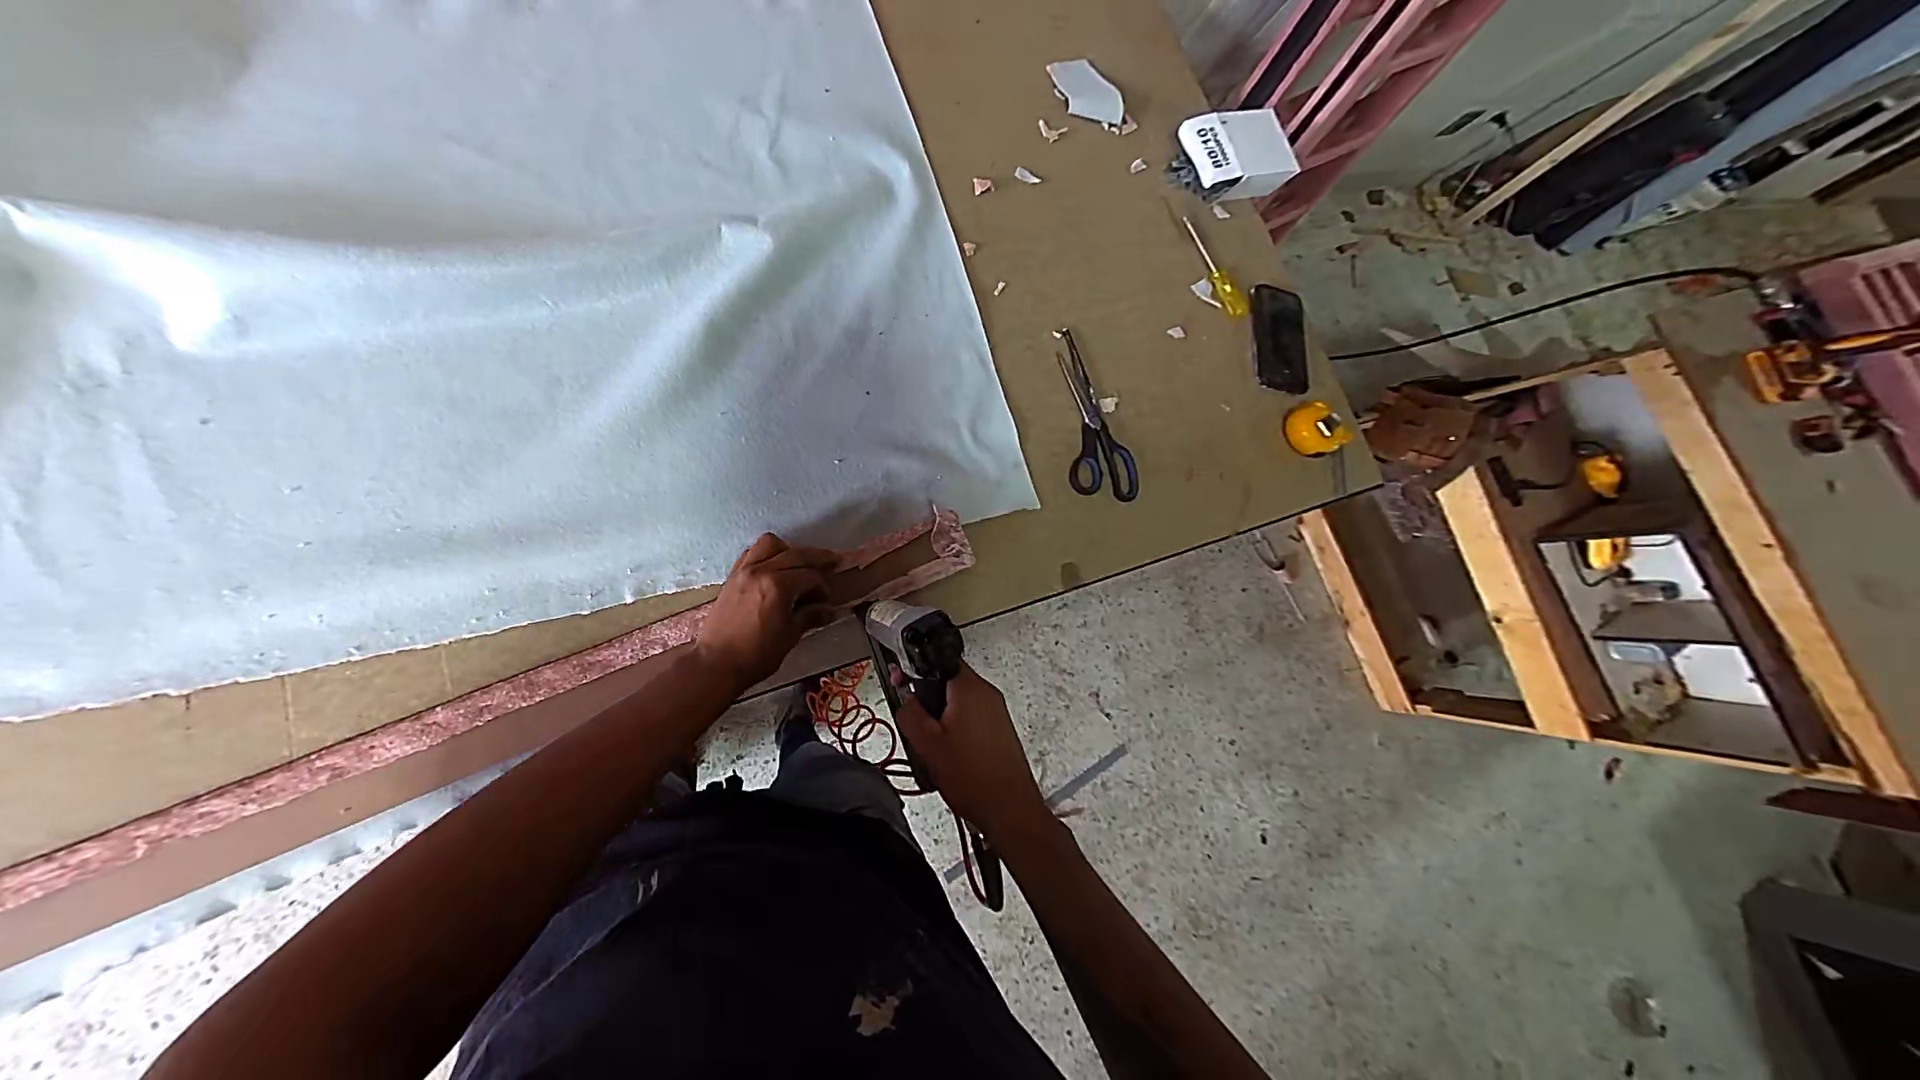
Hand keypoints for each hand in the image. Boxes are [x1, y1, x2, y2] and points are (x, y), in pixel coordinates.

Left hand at [694, 533, 838, 691]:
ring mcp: (744, 571)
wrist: (717, 664)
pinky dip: (766, 555)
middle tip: (833, 564)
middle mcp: (761, 571)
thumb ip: (810, 616)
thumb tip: (829, 611)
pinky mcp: (732, 577)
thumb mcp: (790, 636)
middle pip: (796, 554)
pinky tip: (774, 568)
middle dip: (817, 558)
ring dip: (788, 550)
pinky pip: (752, 553)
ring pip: (770, 544)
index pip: (811, 576)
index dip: (824, 586)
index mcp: (778, 586)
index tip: (828, 599)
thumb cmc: (757, 654)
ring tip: (798, 563)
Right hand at [894, 664, 1049, 842]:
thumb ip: (909, 712)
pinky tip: (950, 756)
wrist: (1007, 808)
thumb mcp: (926, 744)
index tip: (902, 683)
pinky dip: (956, 731)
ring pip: (958, 703)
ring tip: (934, 748)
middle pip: (948, 682)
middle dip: (928, 701)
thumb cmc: (973, 778)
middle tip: (917, 726)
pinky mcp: (1000, 730)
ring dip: (941, 719)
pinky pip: (971, 718)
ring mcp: (996, 712)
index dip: (916, 671)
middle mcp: (987, 694)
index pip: (939, 660)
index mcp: (969, 689)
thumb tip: (903, 695)